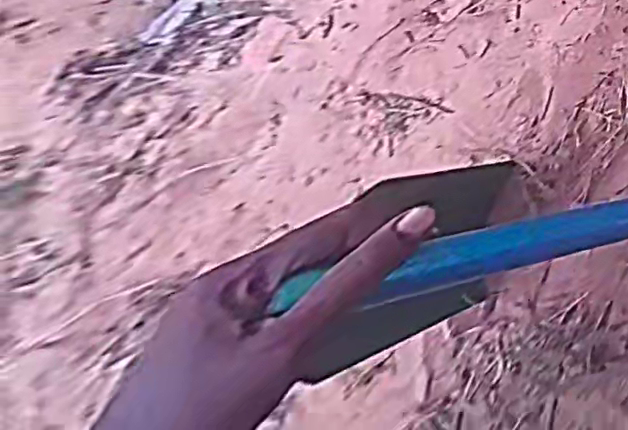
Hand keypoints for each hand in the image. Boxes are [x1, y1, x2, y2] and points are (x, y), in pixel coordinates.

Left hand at [94, 200, 434, 429]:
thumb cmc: (190, 420)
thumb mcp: (290, 341)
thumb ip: (356, 277)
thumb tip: (416, 219)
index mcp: (231, 278)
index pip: (333, 228)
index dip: (385, 228)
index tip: (436, 228)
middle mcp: (225, 292)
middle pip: (323, 259)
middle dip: (363, 269)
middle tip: (410, 279)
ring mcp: (221, 324)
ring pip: (310, 290)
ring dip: (343, 300)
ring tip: (361, 319)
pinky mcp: (226, 352)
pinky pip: (293, 317)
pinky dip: (321, 323)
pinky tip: (328, 341)